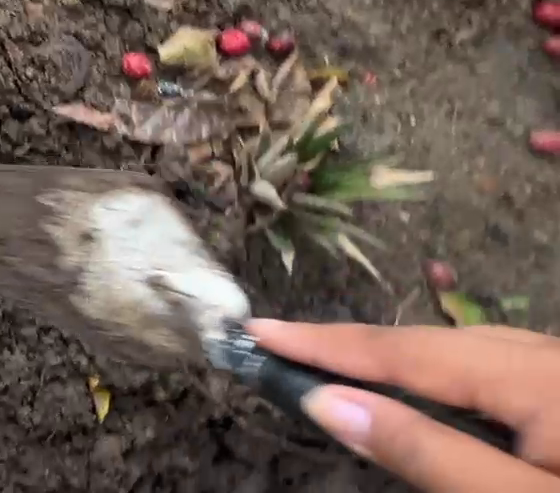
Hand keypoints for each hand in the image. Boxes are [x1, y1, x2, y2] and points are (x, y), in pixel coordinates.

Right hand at [250, 318, 559, 491]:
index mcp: (538, 377)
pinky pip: (505, 367)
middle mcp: (554, 359)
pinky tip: (439, 386)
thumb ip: (429, 454)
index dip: (324, 342)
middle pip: (433, 343)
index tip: (254, 330)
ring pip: (470, 351)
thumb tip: (322, 402)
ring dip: (403, 358)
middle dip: (358, 346)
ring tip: (344, 362)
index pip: (402, 351)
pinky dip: (453, 372)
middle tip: (285, 346)